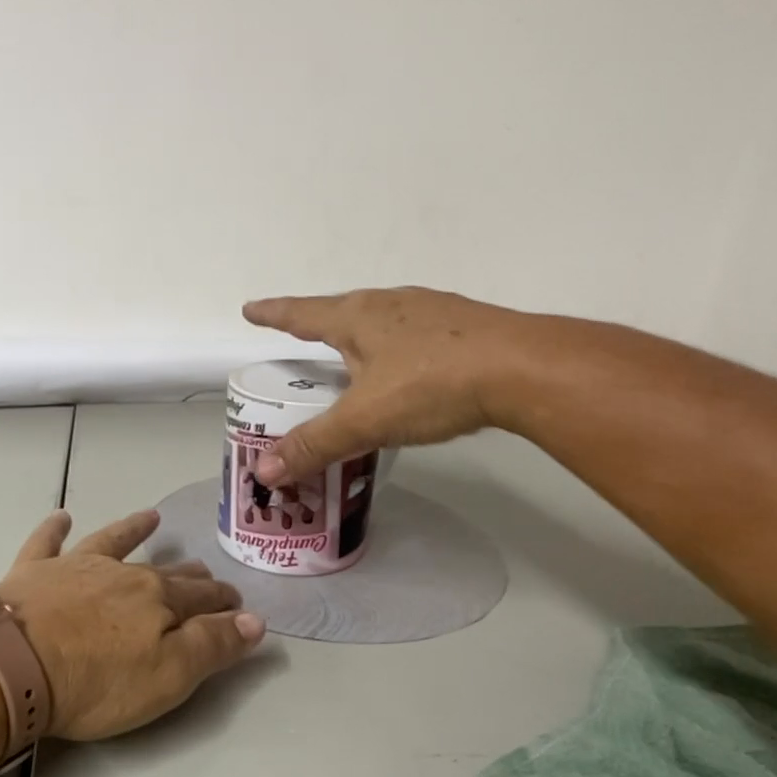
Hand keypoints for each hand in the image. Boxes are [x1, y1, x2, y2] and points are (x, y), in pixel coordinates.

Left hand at [0, 509, 266, 740]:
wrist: (11, 665)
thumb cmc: (95, 682)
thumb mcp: (169, 676)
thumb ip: (213, 646)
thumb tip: (254, 620)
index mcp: (159, 601)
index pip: (202, 599)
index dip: (223, 603)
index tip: (237, 605)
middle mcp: (121, 575)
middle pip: (162, 573)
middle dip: (188, 574)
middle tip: (203, 573)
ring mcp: (73, 568)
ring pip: (112, 543)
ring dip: (132, 531)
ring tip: (150, 518)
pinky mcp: (31, 573)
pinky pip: (46, 542)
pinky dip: (55, 528)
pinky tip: (60, 516)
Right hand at [241, 286, 544, 485]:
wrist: (526, 369)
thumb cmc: (433, 385)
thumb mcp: (364, 421)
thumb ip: (315, 445)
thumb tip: (263, 472)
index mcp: (359, 318)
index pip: (302, 314)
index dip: (274, 314)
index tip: (251, 309)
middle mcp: (392, 304)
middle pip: (343, 310)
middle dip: (318, 324)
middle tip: (300, 337)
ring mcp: (432, 312)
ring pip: (383, 320)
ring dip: (362, 335)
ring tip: (353, 356)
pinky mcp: (465, 327)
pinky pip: (416, 334)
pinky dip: (398, 348)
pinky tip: (409, 369)